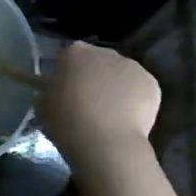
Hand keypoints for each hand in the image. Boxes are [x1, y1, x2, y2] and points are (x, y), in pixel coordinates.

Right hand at [37, 42, 160, 168]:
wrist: (106, 143)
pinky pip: (139, 88)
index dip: (68, 74)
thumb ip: (49, 92)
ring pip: (122, 74)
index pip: (69, 57)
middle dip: (95, 77)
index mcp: (75, 54)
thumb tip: (55, 90)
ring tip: (112, 115)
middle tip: (90, 105)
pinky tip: (128, 120)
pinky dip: (135, 100)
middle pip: (99, 61)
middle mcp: (105, 52)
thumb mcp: (44, 107)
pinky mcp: (151, 83)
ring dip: (117, 88)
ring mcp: (132, 66)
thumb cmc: (68, 124)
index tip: (67, 93)